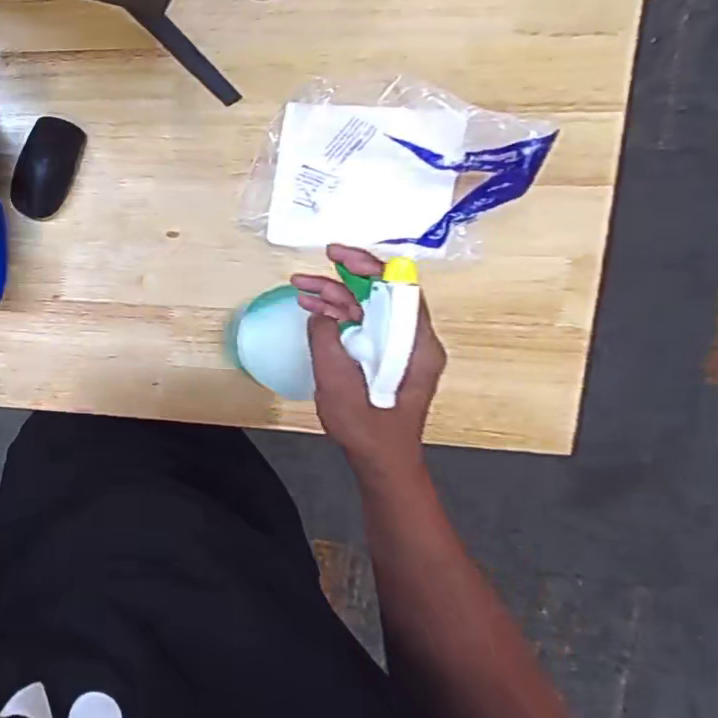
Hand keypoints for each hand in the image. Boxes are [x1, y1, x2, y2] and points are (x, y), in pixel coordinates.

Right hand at [290, 244, 446, 481]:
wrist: (381, 462)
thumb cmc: (368, 429)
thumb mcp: (339, 382)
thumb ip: (327, 340)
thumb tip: (321, 315)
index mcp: (416, 345)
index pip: (399, 288)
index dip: (368, 266)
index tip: (337, 255)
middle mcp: (413, 341)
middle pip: (380, 295)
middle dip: (341, 280)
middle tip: (307, 275)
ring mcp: (399, 349)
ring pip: (368, 308)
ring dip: (334, 297)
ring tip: (301, 290)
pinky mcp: (385, 358)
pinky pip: (364, 325)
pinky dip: (338, 315)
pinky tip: (313, 311)